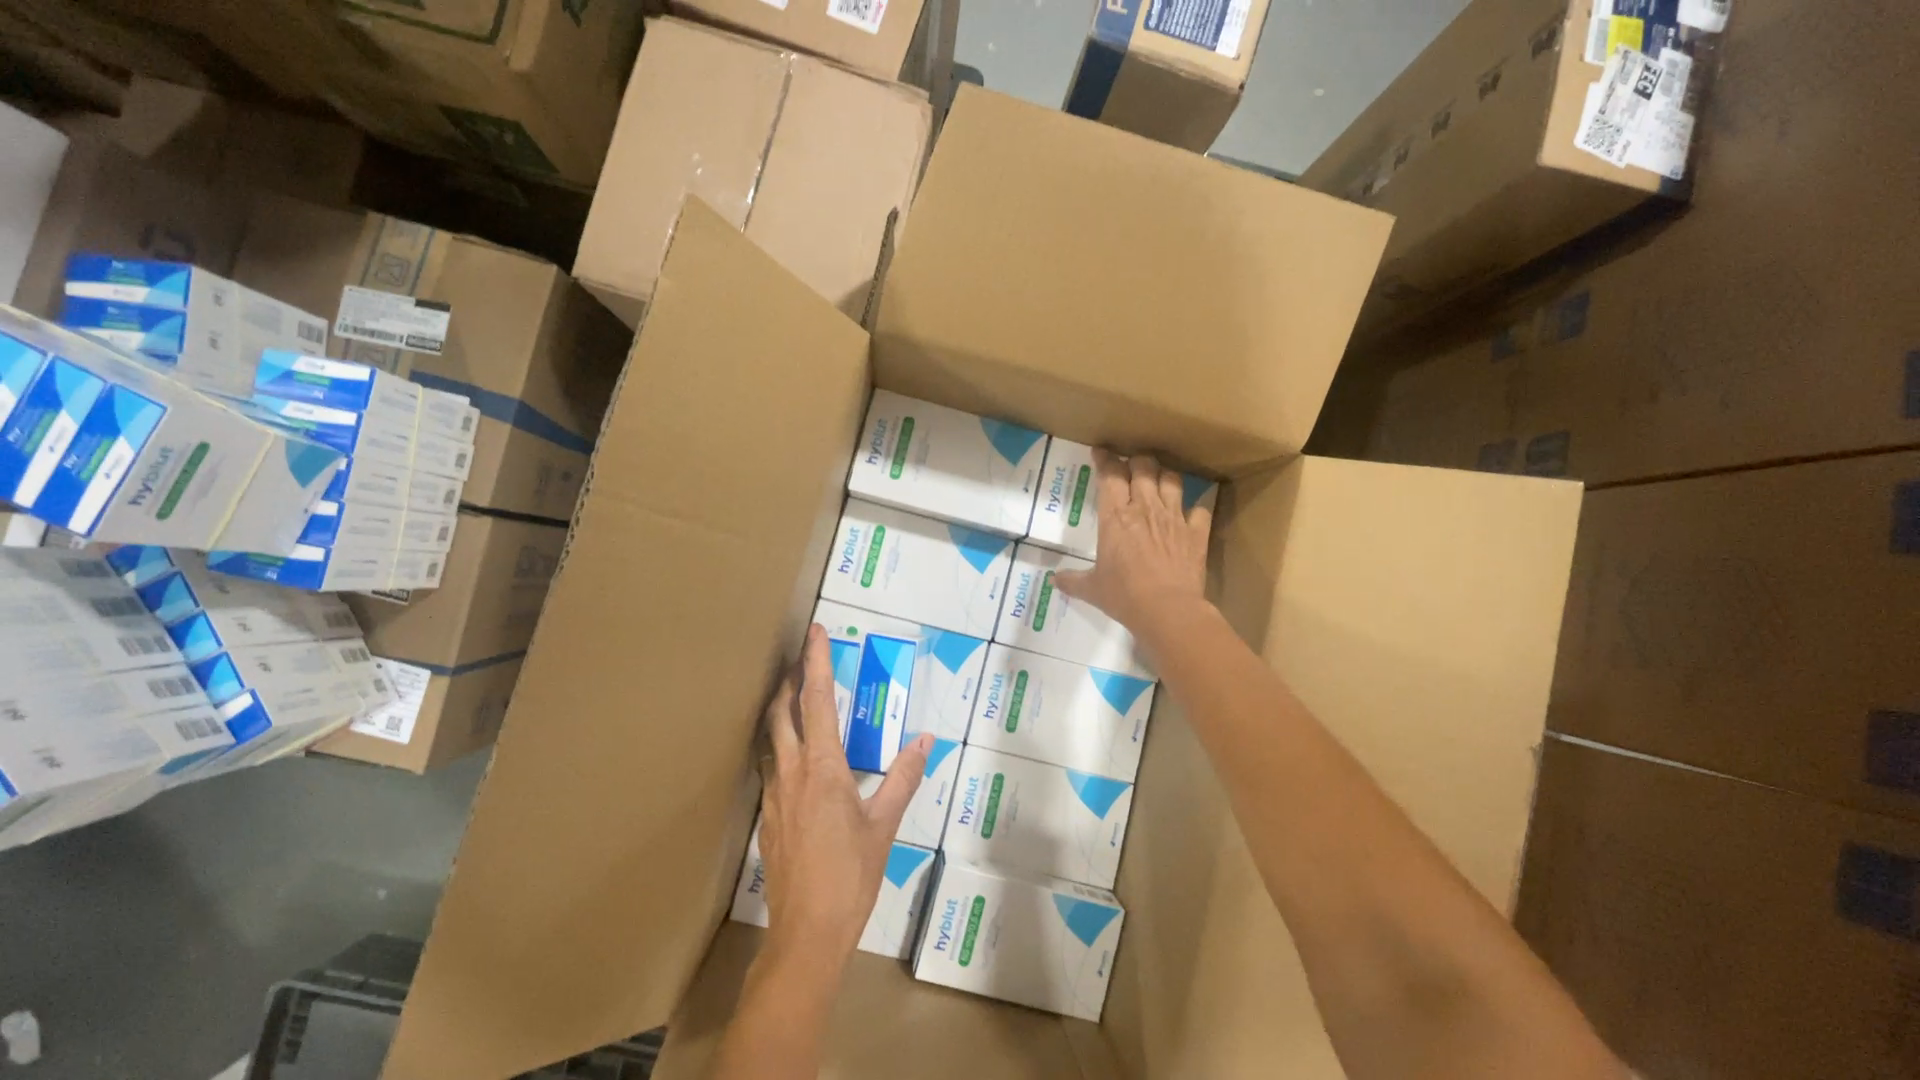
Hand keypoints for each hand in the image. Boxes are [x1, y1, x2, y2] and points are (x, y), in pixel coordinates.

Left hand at [758, 624, 932, 964]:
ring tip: (793, 695)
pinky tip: (794, 756)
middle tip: (801, 657)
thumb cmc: (852, 875)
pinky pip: (771, 766)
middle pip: (782, 711)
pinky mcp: (767, 816)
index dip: (816, 662)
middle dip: (789, 678)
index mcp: (824, 768)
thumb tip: (924, 739)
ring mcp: (774, 794)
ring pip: (771, 737)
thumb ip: (904, 777)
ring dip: (780, 709)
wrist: (807, 929)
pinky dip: (781, 744)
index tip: (815, 631)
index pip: (817, 701)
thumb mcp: (885, 825)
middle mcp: (792, 772)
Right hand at [1052, 448, 1212, 633]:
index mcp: (1115, 517)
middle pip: (1143, 467)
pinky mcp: (1196, 532)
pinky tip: (1190, 515)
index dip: (1105, 459)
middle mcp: (1144, 508)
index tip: (1101, 452)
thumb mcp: (1092, 589)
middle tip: (1131, 467)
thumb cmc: (1124, 596)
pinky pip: (1199, 509)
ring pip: (1172, 479)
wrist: (1167, 610)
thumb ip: (1073, 581)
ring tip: (1159, 481)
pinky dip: (1195, 509)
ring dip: (1164, 476)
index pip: (1110, 475)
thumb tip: (1054, 581)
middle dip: (1136, 461)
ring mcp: (1174, 517)